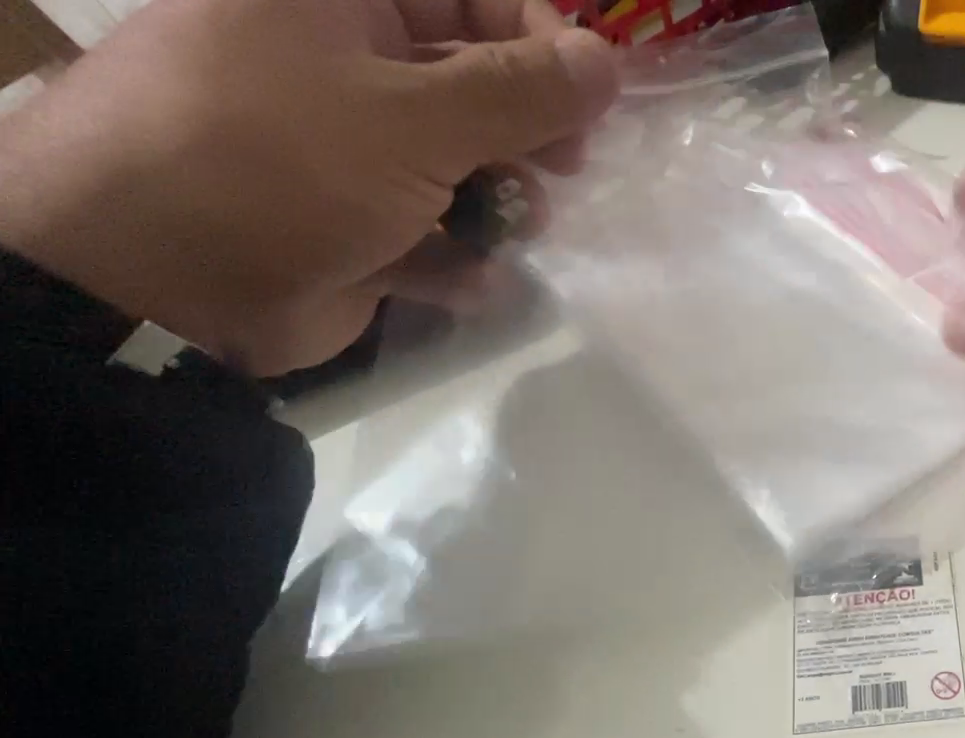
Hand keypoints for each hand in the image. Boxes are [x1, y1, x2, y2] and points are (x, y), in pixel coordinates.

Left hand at [0, 0, 617, 374]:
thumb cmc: (282, 165)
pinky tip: (467, 277)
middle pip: (472, 82)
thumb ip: (520, 92)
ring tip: (511, 228)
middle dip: (527, 131)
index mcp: (335, 3)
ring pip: (463, 163)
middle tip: (564, 168)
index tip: (589, 98)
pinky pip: (435, 232)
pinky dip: (460, 256)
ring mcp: (349, 153)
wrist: (159, 286)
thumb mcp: (412, 119)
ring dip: (502, 200)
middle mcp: (343, 67)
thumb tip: (608, 61)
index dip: (537, 39)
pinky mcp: (358, 226)